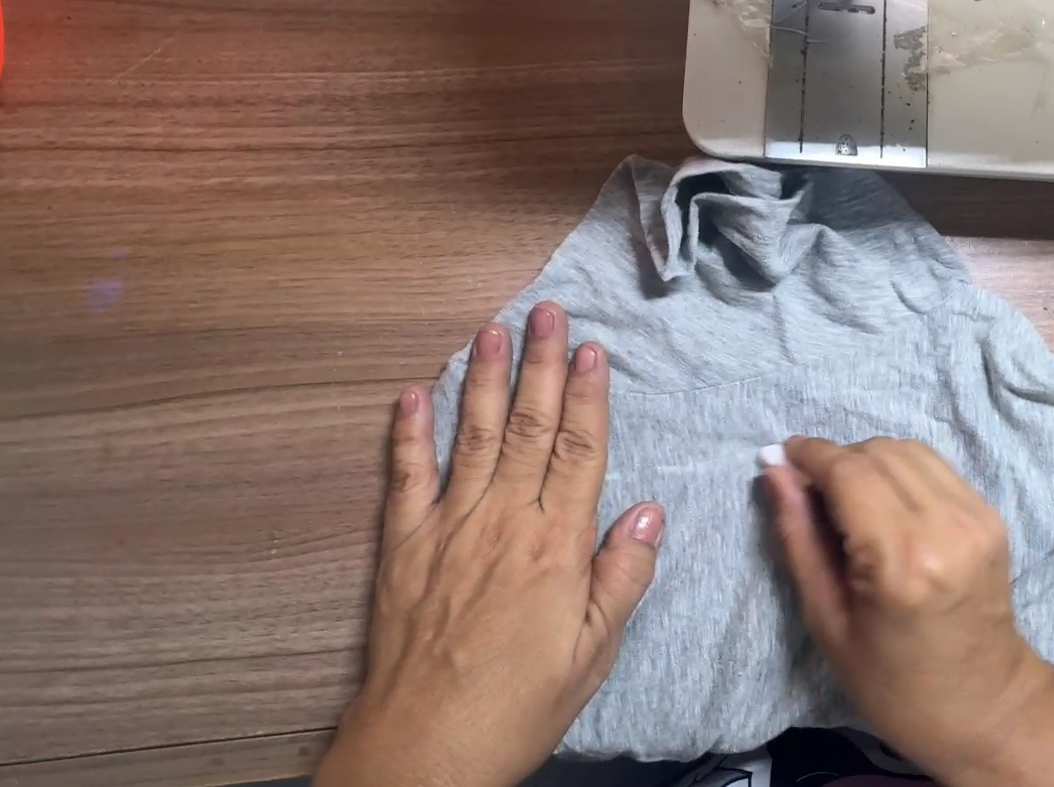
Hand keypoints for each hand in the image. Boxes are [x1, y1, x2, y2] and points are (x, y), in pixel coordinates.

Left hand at [316, 304, 664, 786]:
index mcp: (556, 541)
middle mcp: (504, 518)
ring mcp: (448, 526)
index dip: (590, 394)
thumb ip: (624, 575)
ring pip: (472, 435)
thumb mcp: (594, 650)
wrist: (421, 755)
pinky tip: (412, 393)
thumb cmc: (522, 700)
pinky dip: (408, 433)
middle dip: (540, 363)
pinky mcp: (403, 546)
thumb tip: (649, 509)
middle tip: (546, 311)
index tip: (593, 347)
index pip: (579, 448)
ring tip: (493, 329)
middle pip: (528, 425)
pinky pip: (405, 478)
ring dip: (483, 378)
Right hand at [762, 437, 1053, 779]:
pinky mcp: (991, 513)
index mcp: (901, 561)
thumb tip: (775, 470)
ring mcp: (976, 515)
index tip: (783, 453)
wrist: (985, 706)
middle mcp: (945, 526)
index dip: (810, 453)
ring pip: (906, 448)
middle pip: (876, 452)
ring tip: (849, 498)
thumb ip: (798, 536)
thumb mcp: (827, 619)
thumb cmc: (893, 682)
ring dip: (868, 459)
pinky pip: (934, 464)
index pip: (848, 472)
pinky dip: (900, 469)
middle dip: (836, 458)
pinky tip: (887, 502)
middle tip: (813, 490)